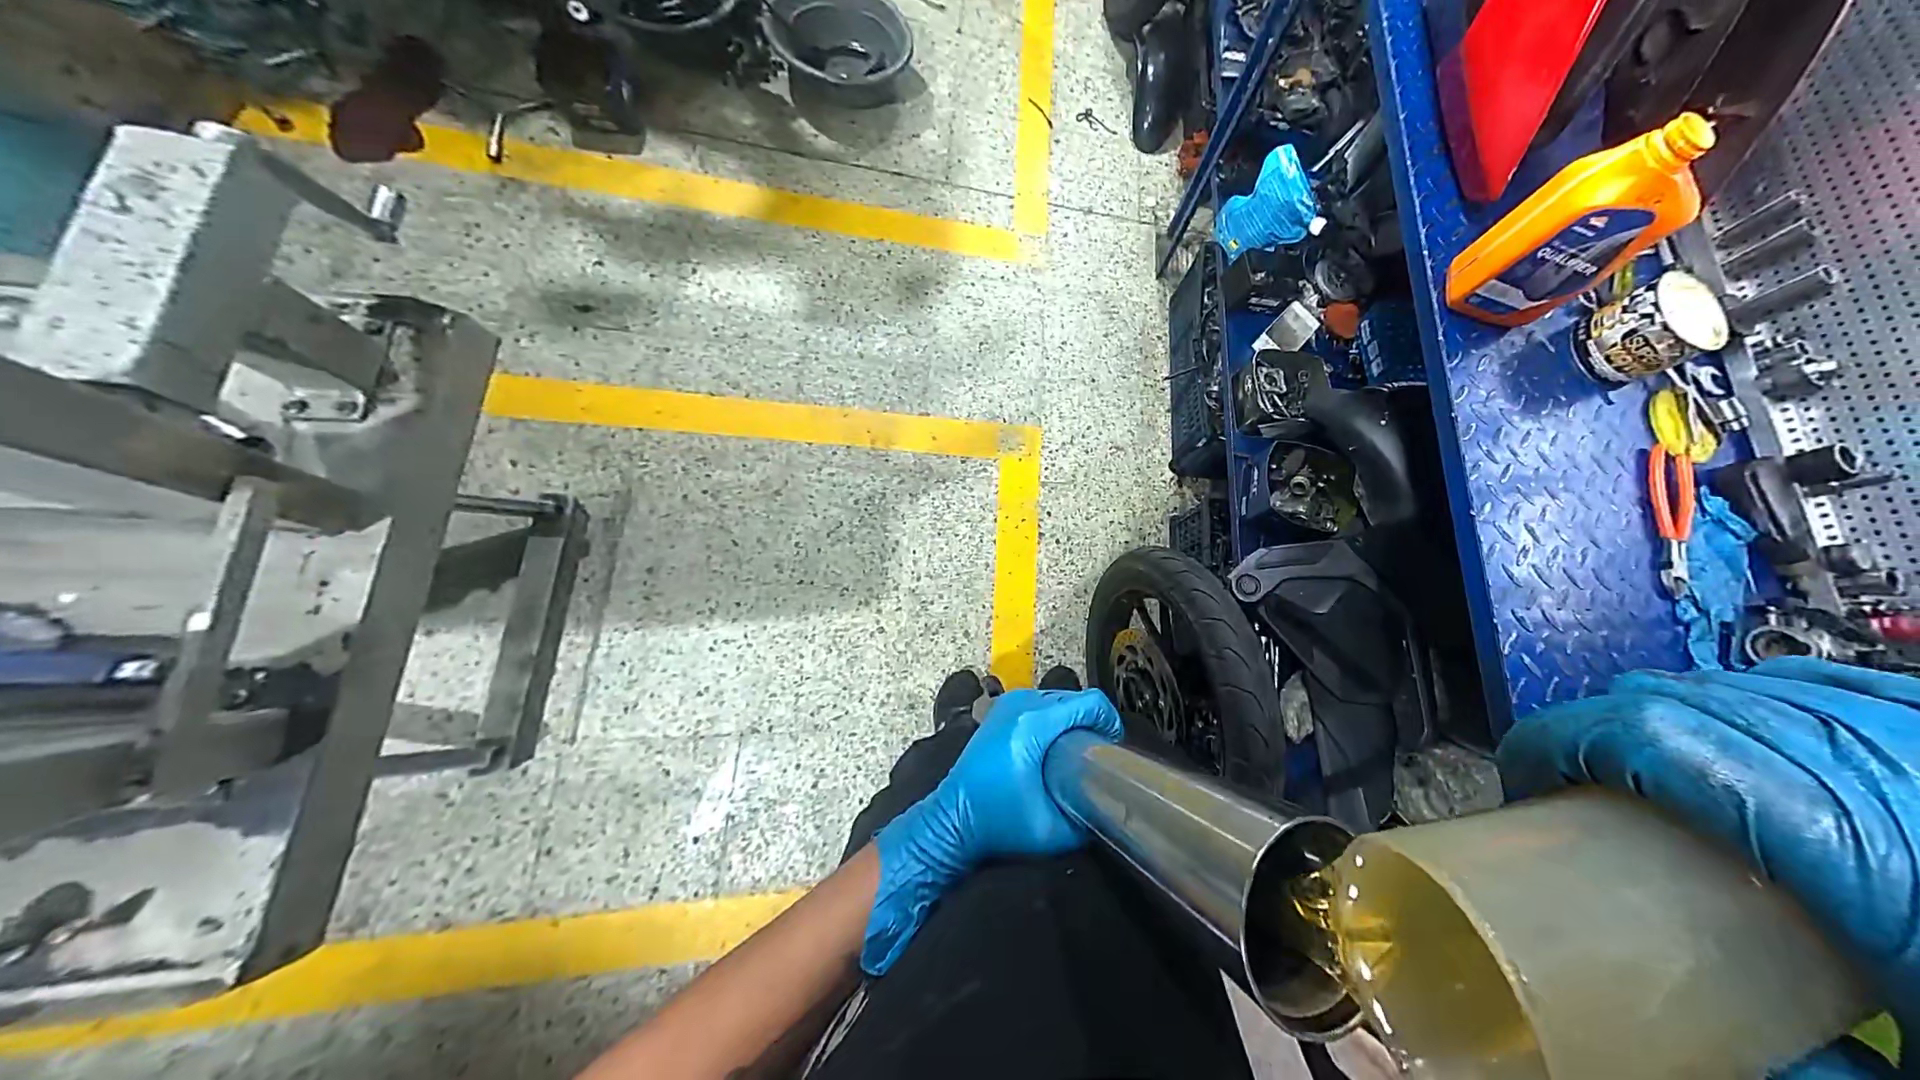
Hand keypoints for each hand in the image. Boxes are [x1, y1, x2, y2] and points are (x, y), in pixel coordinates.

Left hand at [861, 688, 1123, 974]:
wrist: (953, 820)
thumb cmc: (997, 821)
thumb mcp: (1055, 829)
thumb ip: (1090, 814)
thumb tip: (1112, 801)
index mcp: (1034, 722)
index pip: (1090, 702)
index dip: (1110, 723)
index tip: (1112, 748)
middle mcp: (1020, 704)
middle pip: (1075, 698)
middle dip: (1091, 724)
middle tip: (1097, 756)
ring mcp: (1006, 705)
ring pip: (1057, 699)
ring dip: (1072, 722)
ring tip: (1076, 754)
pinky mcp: (999, 713)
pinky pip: (1040, 705)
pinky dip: (1053, 720)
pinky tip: (1054, 749)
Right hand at [1496, 658, 1919, 1075]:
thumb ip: (1789, 1059)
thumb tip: (1693, 1037)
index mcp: (1878, 859)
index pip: (1662, 738)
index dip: (1564, 738)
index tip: (1527, 771)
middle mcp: (1907, 779)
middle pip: (1697, 701)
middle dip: (1605, 727)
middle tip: (1575, 780)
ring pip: (1759, 682)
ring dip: (1672, 711)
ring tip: (1643, 760)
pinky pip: (1842, 684)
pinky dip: (1761, 697)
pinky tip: (1745, 731)